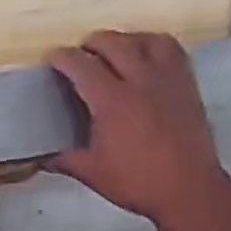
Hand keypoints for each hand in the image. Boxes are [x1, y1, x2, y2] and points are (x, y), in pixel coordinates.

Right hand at [48, 31, 230, 227]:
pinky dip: (154, 44)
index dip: (62, 58)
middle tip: (81, 55)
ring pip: (143, 39)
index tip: (52, 59)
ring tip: (115, 51)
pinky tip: (148, 57)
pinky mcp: (187, 84)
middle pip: (111, 42)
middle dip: (90, 43)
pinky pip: (171, 49)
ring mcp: (166, 79)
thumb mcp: (94, 173)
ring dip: (124, 39)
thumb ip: (66, 160)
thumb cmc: (138, 183)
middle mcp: (139, 80)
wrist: (188, 191)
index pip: (80, 65)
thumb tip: (43, 158)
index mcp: (112, 101)